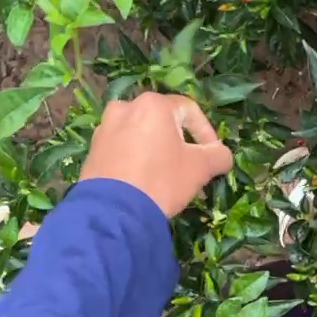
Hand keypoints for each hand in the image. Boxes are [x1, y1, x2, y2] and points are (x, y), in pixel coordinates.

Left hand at [80, 93, 233, 217]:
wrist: (114, 212)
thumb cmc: (161, 181)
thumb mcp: (200, 169)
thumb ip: (219, 156)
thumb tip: (223, 155)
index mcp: (153, 105)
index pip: (190, 111)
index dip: (207, 134)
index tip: (213, 157)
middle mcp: (126, 108)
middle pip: (164, 123)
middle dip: (182, 144)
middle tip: (192, 168)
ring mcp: (105, 128)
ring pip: (143, 135)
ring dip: (159, 152)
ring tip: (169, 177)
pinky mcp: (93, 150)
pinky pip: (124, 149)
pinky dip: (138, 160)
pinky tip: (146, 182)